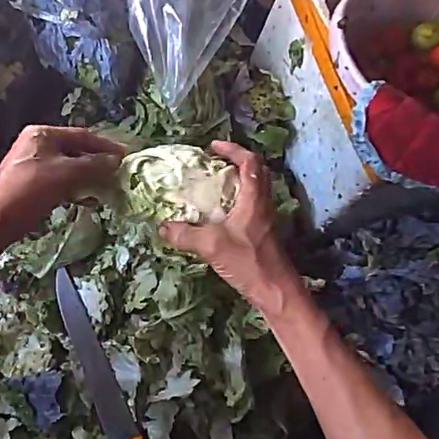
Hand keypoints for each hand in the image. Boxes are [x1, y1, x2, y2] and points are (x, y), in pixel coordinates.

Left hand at [0, 125, 125, 247]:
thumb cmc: (29, 191)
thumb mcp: (66, 175)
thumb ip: (93, 165)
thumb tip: (116, 161)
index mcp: (43, 134)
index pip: (83, 135)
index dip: (106, 147)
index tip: (126, 157)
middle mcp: (36, 144)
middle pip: (75, 150)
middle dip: (98, 162)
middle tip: (119, 173)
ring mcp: (32, 164)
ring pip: (68, 166)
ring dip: (88, 176)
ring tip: (108, 187)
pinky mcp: (30, 184)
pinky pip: (59, 180)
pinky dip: (75, 187)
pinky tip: (88, 199)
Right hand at [160, 141, 301, 314]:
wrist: (276, 291)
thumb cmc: (249, 262)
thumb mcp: (212, 246)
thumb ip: (185, 235)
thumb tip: (162, 226)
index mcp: (254, 199)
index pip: (250, 162)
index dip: (233, 149)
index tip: (213, 147)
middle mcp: (263, 204)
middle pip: (257, 171)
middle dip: (237, 161)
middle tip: (215, 162)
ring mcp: (266, 219)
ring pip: (256, 188)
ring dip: (238, 180)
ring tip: (215, 184)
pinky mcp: (263, 233)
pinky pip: (252, 205)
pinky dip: (237, 199)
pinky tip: (220, 213)